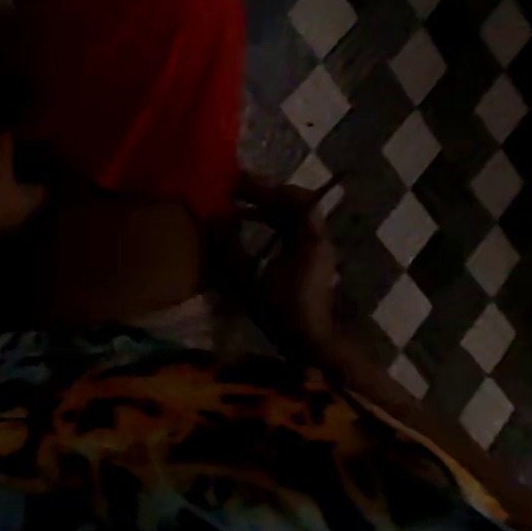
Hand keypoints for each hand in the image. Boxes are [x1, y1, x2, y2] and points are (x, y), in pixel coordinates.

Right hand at [237, 177, 338, 355]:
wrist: (311, 346)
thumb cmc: (281, 315)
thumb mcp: (248, 282)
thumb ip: (228, 249)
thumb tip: (212, 220)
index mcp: (309, 240)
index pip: (295, 199)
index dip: (267, 188)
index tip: (238, 185)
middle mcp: (319, 239)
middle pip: (296, 203)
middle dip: (266, 194)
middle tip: (235, 192)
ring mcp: (319, 249)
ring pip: (295, 216)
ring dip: (269, 208)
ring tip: (239, 207)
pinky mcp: (314, 260)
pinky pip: (295, 230)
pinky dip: (275, 223)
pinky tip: (252, 227)